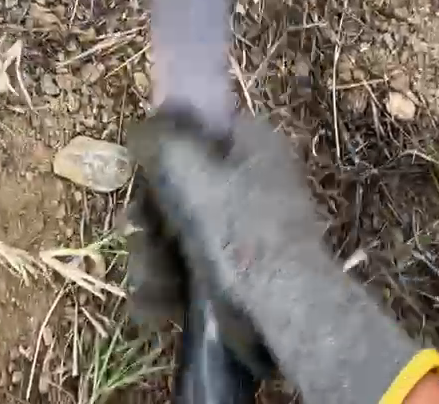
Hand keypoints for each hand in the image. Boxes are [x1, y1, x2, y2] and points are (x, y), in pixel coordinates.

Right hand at [128, 113, 438, 403]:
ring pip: (188, 228)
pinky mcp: (254, 266)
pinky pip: (204, 262)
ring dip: (158, 260)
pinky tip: (160, 308)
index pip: (193, 131)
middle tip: (143, 247)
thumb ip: (163, 141)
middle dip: (154, 222)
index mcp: (250, 140)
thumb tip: (142, 123)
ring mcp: (255, 222)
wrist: (296, 314)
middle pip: (184, 185)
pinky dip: (179, 282)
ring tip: (151, 293)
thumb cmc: (247, 232)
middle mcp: (254, 174)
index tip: (145, 191)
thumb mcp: (195, 175)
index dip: (162, 160)